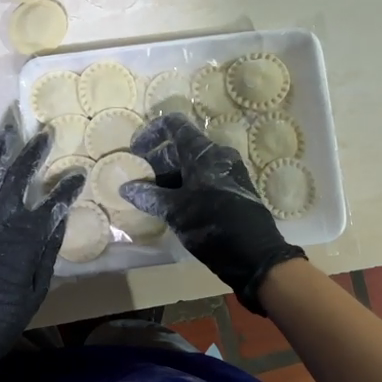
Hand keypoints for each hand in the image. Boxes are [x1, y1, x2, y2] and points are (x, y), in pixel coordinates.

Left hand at [0, 120, 85, 381]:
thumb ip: (48, 247)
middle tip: (43, 132)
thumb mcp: (38, 287)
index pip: (51, 201)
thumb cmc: (3, 317)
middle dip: (32, 152)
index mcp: (24, 238)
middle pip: (17, 178)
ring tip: (7, 130)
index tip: (77, 170)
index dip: (66, 184)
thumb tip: (60, 214)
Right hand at [119, 112, 305, 314]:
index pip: (174, 126)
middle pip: (180, 147)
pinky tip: (170, 206)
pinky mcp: (232, 191)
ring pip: (191, 166)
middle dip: (156, 160)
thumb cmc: (213, 224)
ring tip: (150, 196)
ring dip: (168, 177)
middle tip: (138, 179)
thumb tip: (125, 188)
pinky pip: (202, 180)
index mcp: (204, 152)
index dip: (151, 132)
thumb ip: (150, 196)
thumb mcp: (176, 211)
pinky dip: (183, 187)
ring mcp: (227, 174)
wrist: (256, 255)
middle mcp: (217, 156)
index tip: (134, 150)